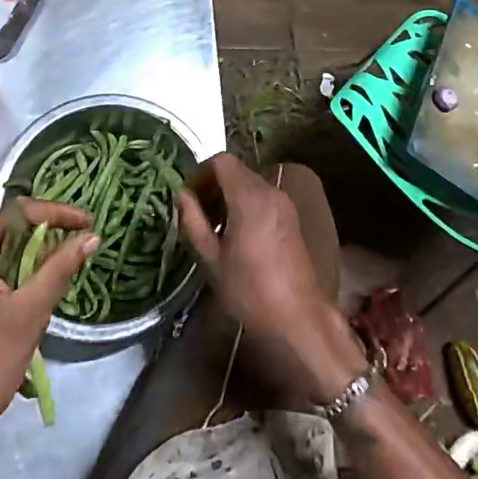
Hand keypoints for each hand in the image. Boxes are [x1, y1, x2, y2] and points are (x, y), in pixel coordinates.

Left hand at [0, 198, 97, 451]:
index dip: (55, 213)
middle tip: (82, 243)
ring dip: (34, 256)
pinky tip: (40, 288)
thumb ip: (59, 268)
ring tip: (68, 263)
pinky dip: (19, 276)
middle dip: (47, 233)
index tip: (88, 223)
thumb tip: (91, 236)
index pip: (14, 213)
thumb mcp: (29, 314)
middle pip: (6, 230)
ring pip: (1, 254)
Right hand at [176, 154, 365, 403]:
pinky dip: (244, 203)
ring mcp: (284, 202)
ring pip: (249, 182)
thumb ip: (193, 221)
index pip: (222, 161)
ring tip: (212, 226)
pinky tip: (234, 233)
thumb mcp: (212, 259)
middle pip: (236, 170)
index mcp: (250, 198)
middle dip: (212, 184)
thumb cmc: (249, 290)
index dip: (200, 172)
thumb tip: (180, 194)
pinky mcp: (291, 216)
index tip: (186, 196)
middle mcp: (270, 191)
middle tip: (195, 213)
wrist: (297, 317)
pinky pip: (262, 196)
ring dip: (227, 195)